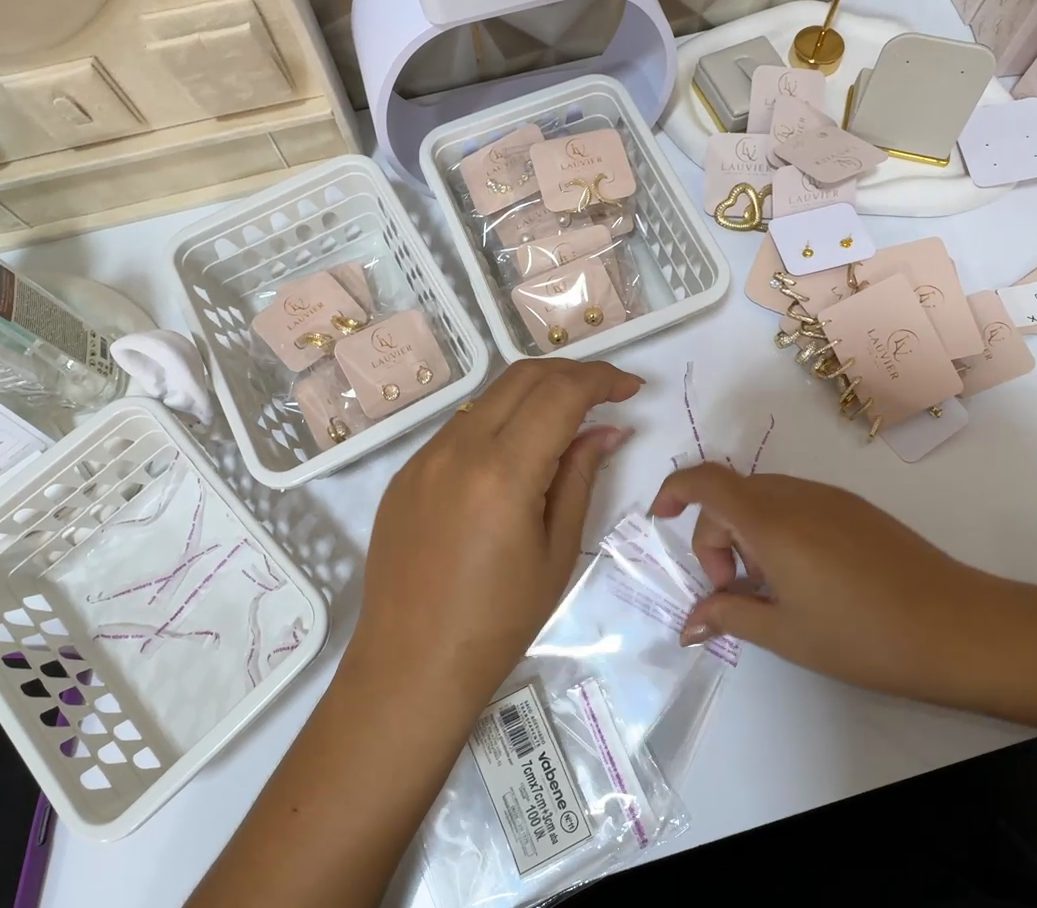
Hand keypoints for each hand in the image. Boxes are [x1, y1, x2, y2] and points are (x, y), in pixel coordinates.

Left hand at [354, 359, 641, 707]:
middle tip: (606, 394)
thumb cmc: (498, 621)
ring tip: (566, 422)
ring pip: (488, 398)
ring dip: (532, 394)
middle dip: (571, 373)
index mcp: (502, 471)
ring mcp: (423, 458)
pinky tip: (515, 455)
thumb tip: (605, 431)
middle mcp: (457, 449)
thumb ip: (579, 479)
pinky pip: (459, 428)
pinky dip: (497, 422)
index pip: (559, 393)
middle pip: (521, 377)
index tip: (631, 388)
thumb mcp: (556, 552)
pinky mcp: (405, 474)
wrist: (411, 662)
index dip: (602, 379)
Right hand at [650, 463, 1001, 703]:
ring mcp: (830, 498)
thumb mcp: (784, 632)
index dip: (674, 490)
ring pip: (765, 500)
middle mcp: (796, 496)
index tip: (661, 519)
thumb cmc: (862, 636)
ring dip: (748, 535)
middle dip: (715, 537)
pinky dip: (779, 531)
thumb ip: (728, 615)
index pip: (706, 481)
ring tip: (773, 590)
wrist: (958, 629)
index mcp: (770, 522)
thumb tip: (688, 623)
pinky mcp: (855, 509)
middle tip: (735, 590)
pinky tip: (806, 579)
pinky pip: (796, 505)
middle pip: (732, 495)